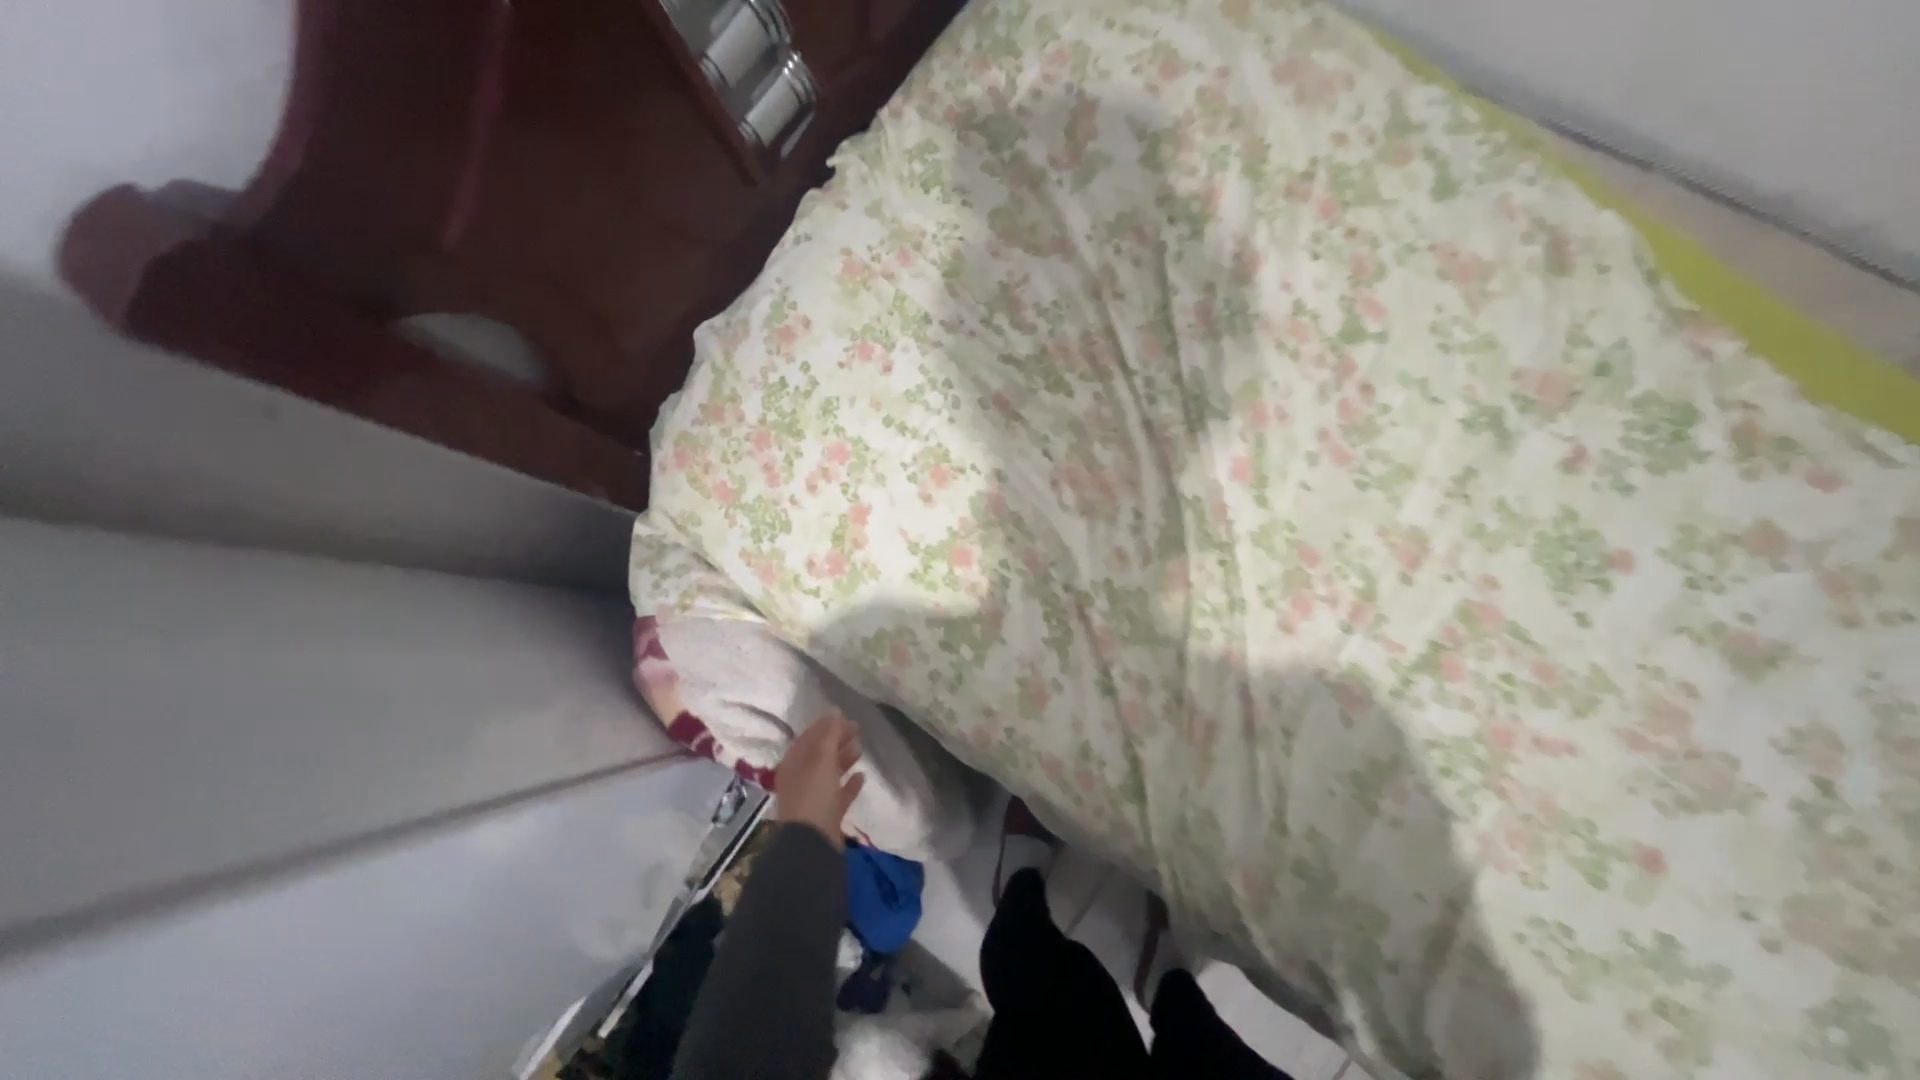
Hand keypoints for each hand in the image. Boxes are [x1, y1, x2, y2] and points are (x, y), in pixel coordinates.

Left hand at [774, 714, 865, 848]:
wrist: (812, 843)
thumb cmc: (813, 795)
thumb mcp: (821, 759)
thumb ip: (829, 735)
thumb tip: (834, 713)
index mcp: (793, 764)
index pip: (808, 738)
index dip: (826, 726)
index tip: (846, 717)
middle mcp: (800, 779)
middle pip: (819, 754)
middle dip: (836, 740)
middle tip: (857, 730)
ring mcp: (813, 798)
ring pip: (829, 773)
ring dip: (843, 759)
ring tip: (860, 749)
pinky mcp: (827, 815)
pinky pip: (839, 794)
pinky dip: (849, 784)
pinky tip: (862, 777)